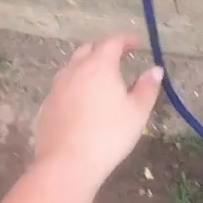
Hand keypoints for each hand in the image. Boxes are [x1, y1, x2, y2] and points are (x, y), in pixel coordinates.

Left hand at [32, 34, 163, 188]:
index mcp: (99, 66)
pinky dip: (75, 84)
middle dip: (103, 49)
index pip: (112, 42)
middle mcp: (75, 70)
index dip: (125, 39)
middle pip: (88, 49)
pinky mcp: (47, 105)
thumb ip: (147, 88)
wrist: (67, 163)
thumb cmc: (109, 136)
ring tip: (100, 79)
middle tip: (118, 58)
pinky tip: (82, 101)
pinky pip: (63, 85)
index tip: (136, 43)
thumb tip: (155, 70)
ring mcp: (57, 87)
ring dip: (87, 66)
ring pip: (72, 66)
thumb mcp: (137, 113)